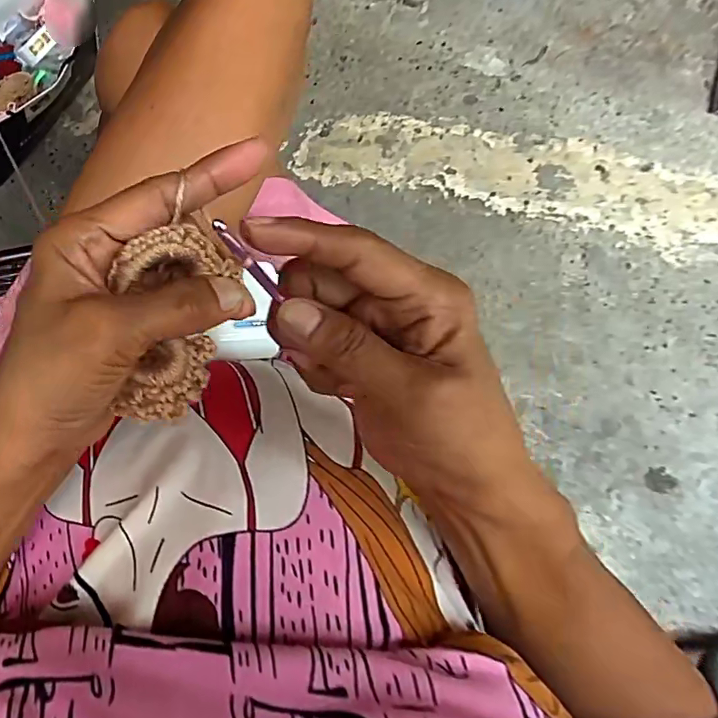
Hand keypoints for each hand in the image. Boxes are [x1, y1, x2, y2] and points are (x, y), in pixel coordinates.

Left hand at [0, 141, 264, 483]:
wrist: (29, 441)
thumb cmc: (52, 376)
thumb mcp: (111, 331)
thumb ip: (177, 304)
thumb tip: (239, 290)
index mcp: (81, 240)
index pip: (152, 197)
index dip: (206, 175)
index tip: (257, 152)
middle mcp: (98, 257)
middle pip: (170, 236)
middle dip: (207, 250)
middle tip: (244, 271)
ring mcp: (113, 293)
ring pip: (176, 275)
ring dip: (202, 290)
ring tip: (226, 308)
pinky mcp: (126, 327)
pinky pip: (172, 309)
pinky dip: (191, 319)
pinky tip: (200, 336)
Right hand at [240, 217, 559, 517]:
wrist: (467, 487)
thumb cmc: (456, 437)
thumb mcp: (406, 392)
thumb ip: (346, 347)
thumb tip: (287, 310)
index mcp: (425, 294)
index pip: (354, 251)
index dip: (301, 236)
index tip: (250, 230)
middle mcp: (395, 297)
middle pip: (320, 277)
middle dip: (300, 308)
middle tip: (306, 353)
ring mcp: (372, 322)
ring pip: (306, 307)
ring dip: (304, 342)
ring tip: (333, 378)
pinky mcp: (353, 346)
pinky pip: (307, 337)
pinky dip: (311, 361)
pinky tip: (339, 387)